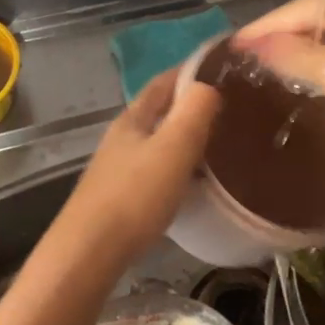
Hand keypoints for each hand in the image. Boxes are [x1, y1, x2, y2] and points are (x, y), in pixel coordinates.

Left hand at [60, 67, 221, 253]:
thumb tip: (210, 85)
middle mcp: (123, 138)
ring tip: (224, 147)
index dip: (193, 71)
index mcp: (133, 118)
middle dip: (194, 107)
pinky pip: (158, 171)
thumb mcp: (173, 147)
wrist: (90, 253)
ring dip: (189, 140)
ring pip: (160, 143)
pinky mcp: (121, 199)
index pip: (165, 81)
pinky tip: (197, 184)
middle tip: (234, 112)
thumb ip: (195, 111)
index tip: (226, 72)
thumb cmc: (135, 196)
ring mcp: (119, 169)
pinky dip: (181, 168)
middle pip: (162, 112)